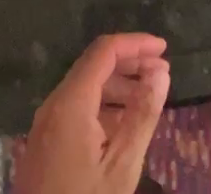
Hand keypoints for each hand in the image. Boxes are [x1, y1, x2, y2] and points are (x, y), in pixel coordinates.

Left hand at [16, 33, 170, 193]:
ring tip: (149, 98)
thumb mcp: (122, 165)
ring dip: (118, 84)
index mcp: (70, 103)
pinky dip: (102, 105)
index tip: (165, 49)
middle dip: (130, 63)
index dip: (136, 44)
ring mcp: (46, 123)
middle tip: (162, 74)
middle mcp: (53, 104)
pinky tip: (124, 123)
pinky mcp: (45, 141)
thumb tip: (161, 72)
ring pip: (84, 86)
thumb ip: (142, 114)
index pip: (104, 52)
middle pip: (93, 65)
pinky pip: (76, 107)